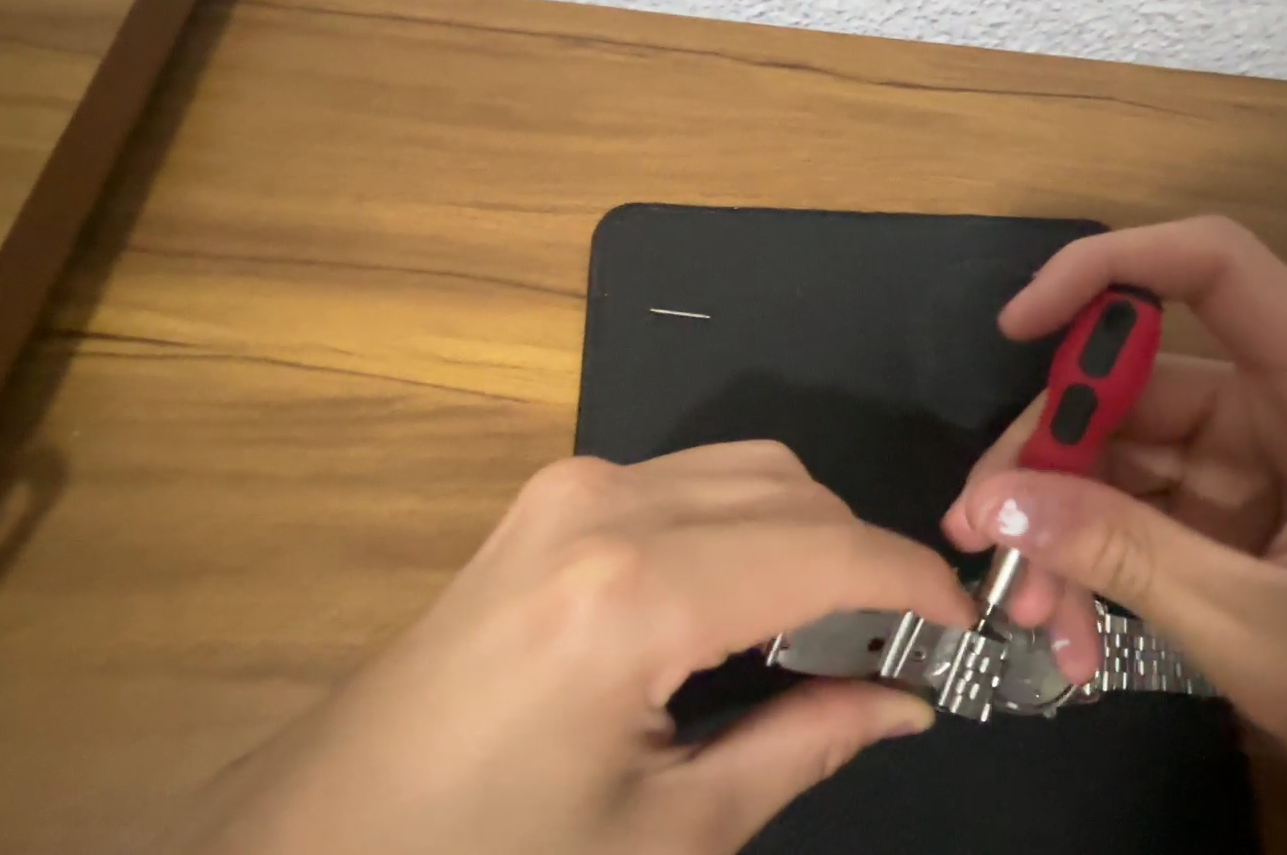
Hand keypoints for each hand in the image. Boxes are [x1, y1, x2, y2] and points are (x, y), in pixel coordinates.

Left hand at [160, 442, 974, 854]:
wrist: (323, 834)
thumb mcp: (670, 832)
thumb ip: (804, 743)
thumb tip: (904, 700)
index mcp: (634, 593)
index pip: (823, 548)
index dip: (911, 580)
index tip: (962, 622)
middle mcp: (606, 503)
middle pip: (789, 487)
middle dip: (862, 554)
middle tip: (890, 643)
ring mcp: (572, 484)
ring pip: (744, 469)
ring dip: (805, 529)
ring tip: (822, 622)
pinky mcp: (553, 493)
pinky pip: (689, 479)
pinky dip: (746, 521)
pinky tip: (743, 594)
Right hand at [946, 217, 1286, 854]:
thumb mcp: (1260, 632)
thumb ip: (1120, 553)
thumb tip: (992, 502)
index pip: (1211, 267)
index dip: (1105, 269)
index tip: (1015, 329)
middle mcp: (1285, 410)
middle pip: (1128, 389)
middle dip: (1045, 463)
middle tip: (980, 534)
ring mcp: (1256, 466)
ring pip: (1117, 461)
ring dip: (1060, 532)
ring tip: (1030, 614)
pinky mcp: (1236, 516)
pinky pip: (1135, 513)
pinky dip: (1094, 566)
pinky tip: (1075, 637)